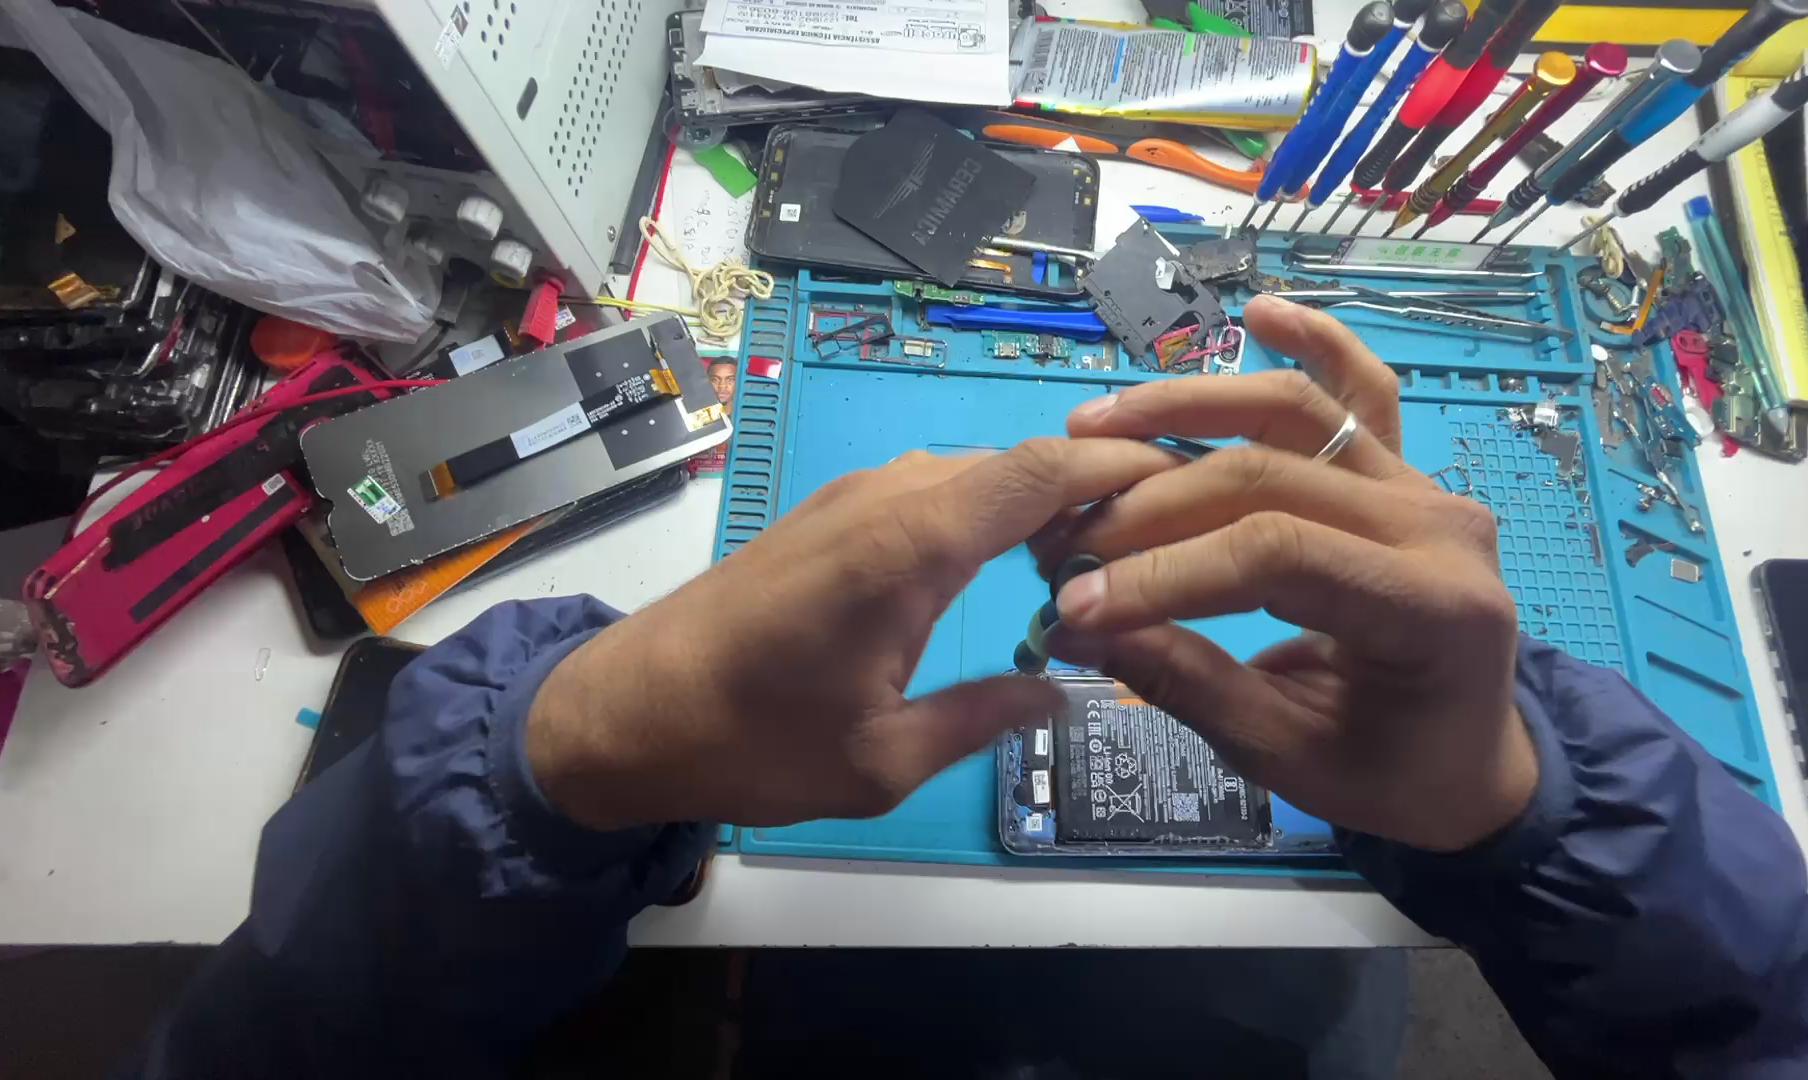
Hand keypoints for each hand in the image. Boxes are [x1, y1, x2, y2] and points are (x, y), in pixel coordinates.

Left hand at [526, 438, 1180, 830]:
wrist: (628, 709)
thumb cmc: (753, 740)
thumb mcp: (883, 758)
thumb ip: (985, 715)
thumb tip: (1063, 690)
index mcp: (912, 544)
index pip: (1042, 471)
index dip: (1121, 470)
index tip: (1180, 492)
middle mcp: (890, 496)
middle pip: (1018, 464)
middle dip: (1092, 494)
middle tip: (1145, 552)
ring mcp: (856, 494)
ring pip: (976, 475)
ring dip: (1037, 505)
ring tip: (1085, 565)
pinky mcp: (832, 509)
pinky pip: (933, 491)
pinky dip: (986, 513)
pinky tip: (1000, 564)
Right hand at [1044, 295, 1537, 851]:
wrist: (1468, 763)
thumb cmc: (1385, 771)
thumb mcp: (1282, 753)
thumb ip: (1181, 682)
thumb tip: (1073, 626)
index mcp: (1428, 606)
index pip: (1272, 553)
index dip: (1162, 571)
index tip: (1072, 602)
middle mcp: (1433, 521)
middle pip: (1265, 473)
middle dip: (1148, 505)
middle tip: (1065, 538)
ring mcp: (1419, 482)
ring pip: (1293, 411)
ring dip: (1186, 406)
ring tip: (1094, 423)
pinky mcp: (1399, 471)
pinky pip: (1360, 392)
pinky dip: (1314, 344)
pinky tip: (1261, 311)